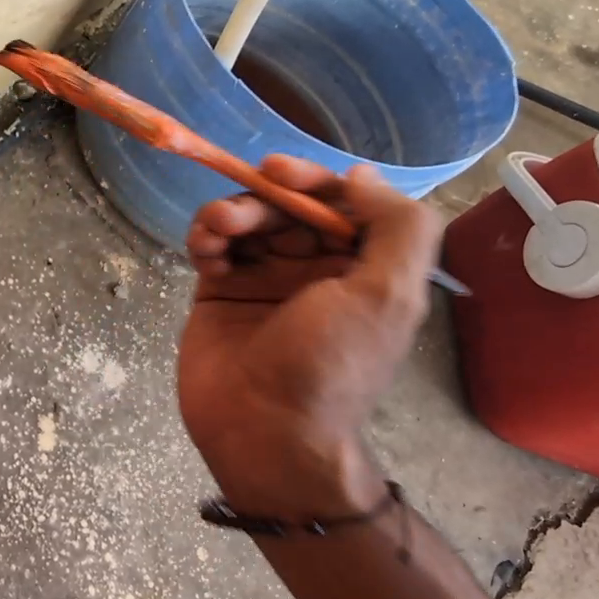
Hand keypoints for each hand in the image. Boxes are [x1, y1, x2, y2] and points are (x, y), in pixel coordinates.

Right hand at [177, 157, 440, 517]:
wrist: (261, 427)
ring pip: (245, 220)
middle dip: (259, 201)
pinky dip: (204, 238)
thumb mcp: (385, 297)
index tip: (276, 172)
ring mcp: (264, 277)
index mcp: (364, 268)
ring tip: (212, 235)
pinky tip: (201, 252)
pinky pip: (212, 245)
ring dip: (225, 215)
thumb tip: (364, 175)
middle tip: (232, 216)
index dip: (311, 179)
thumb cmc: (328, 364)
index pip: (341, 202)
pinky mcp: (220, 288)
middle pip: (287, 206)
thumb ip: (397, 229)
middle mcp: (315, 267)